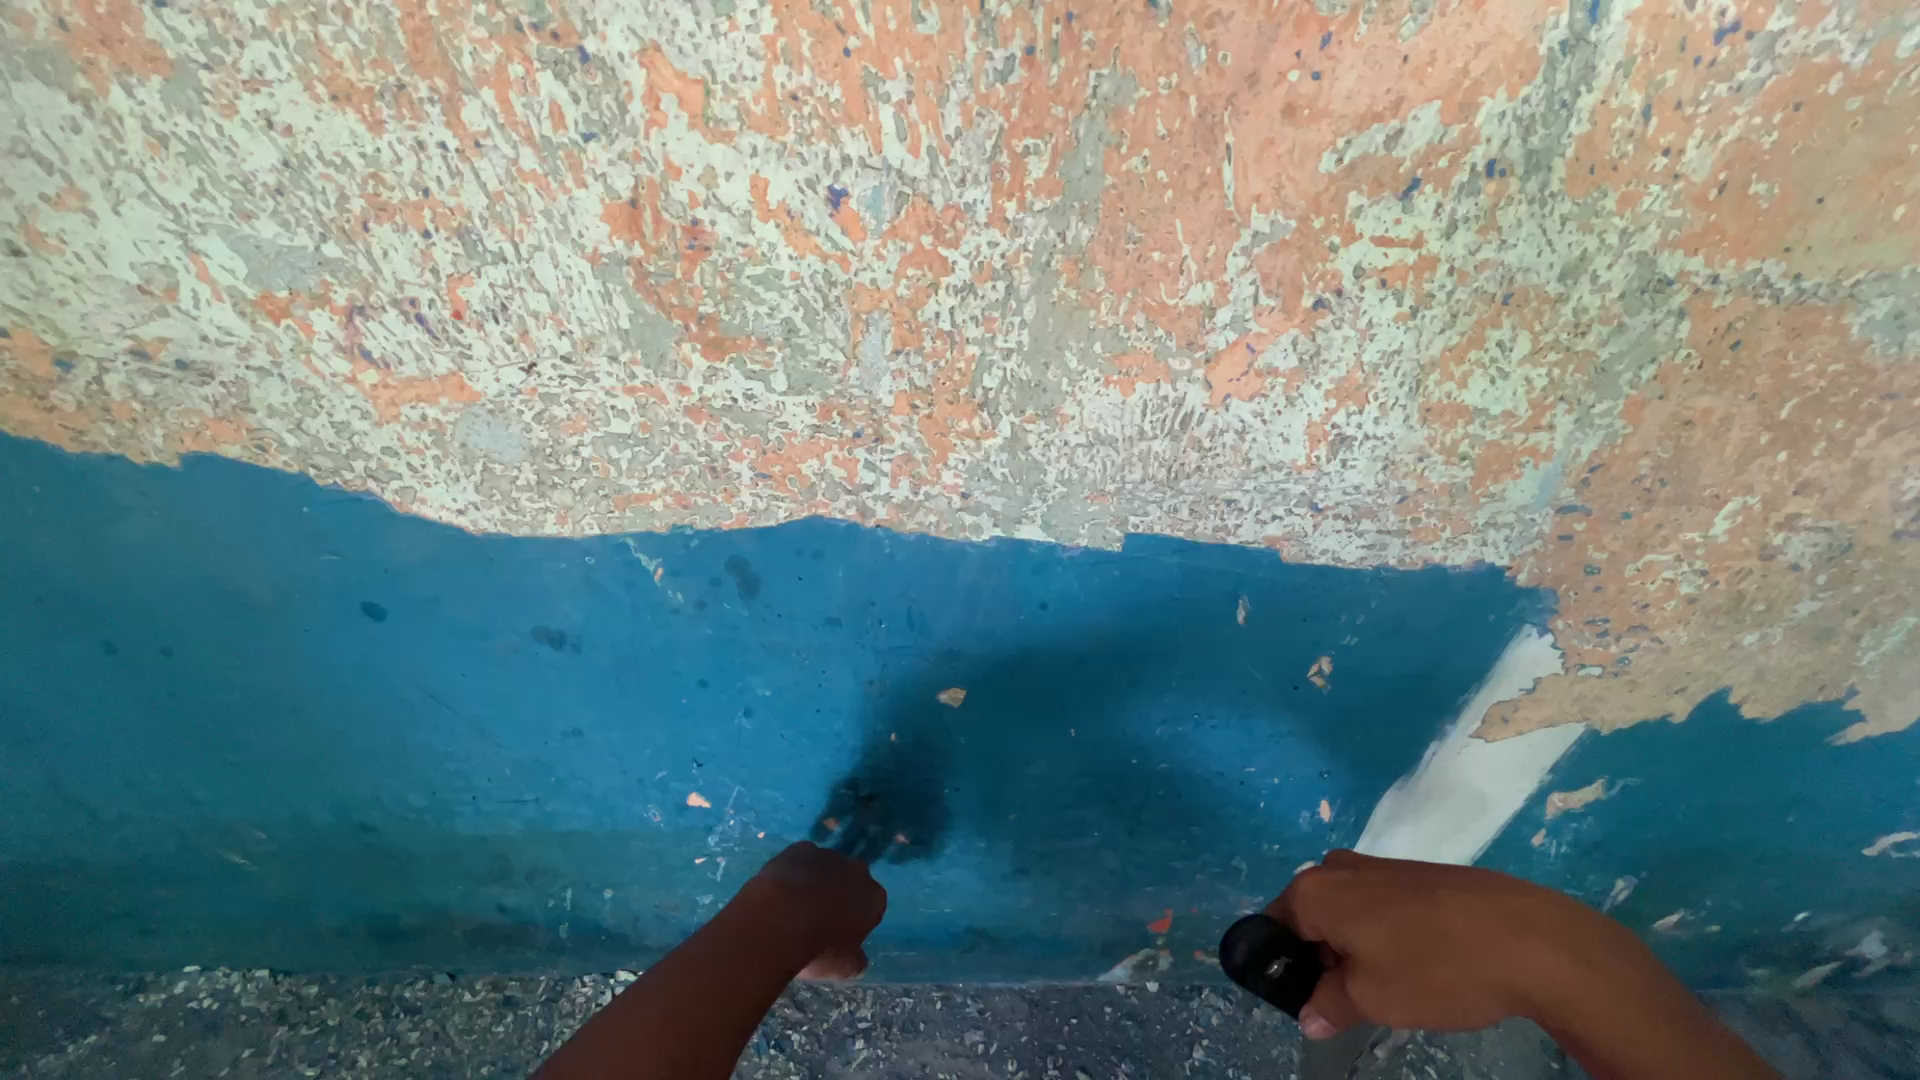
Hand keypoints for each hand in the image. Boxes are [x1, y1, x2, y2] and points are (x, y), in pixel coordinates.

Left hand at [738, 841, 887, 978]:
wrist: (779, 919)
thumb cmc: (818, 947)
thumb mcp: (843, 967)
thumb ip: (855, 960)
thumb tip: (858, 958)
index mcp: (873, 897)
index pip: (872, 906)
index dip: (857, 921)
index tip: (841, 935)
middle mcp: (857, 870)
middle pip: (851, 882)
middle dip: (839, 895)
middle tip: (819, 920)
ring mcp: (828, 855)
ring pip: (825, 869)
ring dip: (816, 882)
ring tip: (793, 908)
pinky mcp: (800, 848)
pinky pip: (801, 860)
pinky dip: (794, 872)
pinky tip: (780, 891)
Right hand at [1266, 850, 1646, 1039]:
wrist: (1528, 937)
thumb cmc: (1433, 966)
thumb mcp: (1373, 1000)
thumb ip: (1329, 1006)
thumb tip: (1308, 1016)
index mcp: (1311, 890)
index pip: (1274, 928)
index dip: (1285, 967)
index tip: (1310, 1001)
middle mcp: (1334, 867)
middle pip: (1310, 917)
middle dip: (1323, 958)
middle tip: (1352, 1001)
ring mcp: (1376, 865)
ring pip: (1347, 912)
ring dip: (1357, 948)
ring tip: (1393, 986)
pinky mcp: (1414, 872)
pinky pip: (1379, 905)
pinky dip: (1387, 935)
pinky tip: (1422, 964)